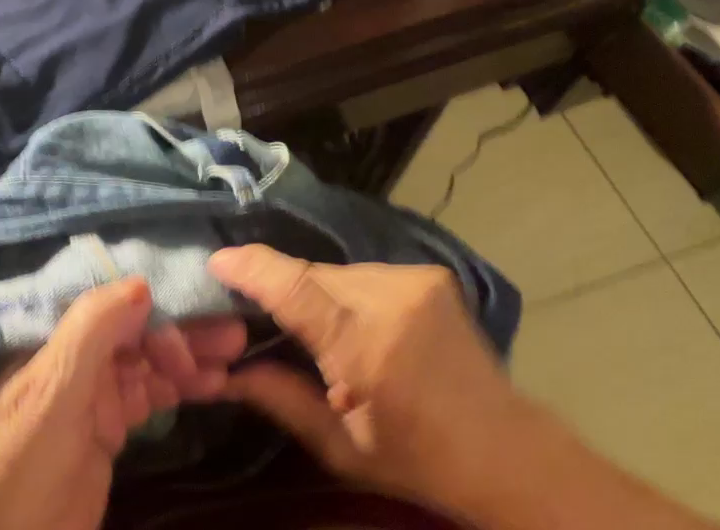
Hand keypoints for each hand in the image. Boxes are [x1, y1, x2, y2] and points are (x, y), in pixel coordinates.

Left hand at [0, 277, 246, 529]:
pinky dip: (179, 387)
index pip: (112, 305)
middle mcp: (74, 360)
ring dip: (188, 357)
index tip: (202, 305)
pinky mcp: (108, 429)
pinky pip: (150, 395)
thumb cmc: (18, 466)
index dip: (158, 302)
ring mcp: (92, 396)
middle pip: (136, 331)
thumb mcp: (51, 396)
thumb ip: (89, 336)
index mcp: (52, 341)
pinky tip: (210, 386)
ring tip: (231, 357)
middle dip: (183, 329)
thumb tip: (141, 282)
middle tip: (233, 334)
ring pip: (148, 362)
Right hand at [207, 245, 524, 512]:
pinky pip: (366, 273)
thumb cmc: (415, 458)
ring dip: (317, 291)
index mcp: (365, 345)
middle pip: (313, 274)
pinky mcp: (431, 273)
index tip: (217, 261)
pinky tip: (352, 320)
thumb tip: (224, 372)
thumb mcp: (340, 445)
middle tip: (258, 313)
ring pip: (338, 271)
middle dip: (282, 288)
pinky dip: (348, 291)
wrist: (502, 448)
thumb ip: (279, 399)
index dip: (252, 268)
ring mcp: (415, 279)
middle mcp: (390, 297)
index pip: (296, 288)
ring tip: (314, 329)